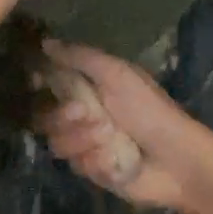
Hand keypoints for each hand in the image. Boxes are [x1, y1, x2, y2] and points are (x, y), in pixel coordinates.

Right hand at [39, 41, 202, 208]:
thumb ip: (79, 57)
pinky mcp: (94, 171)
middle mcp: (82, 115)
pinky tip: (116, 160)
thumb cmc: (148, 109)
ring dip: (82, 139)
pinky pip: (78, 165)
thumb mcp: (116, 73)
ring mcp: (86, 144)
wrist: (176, 159)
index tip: (36, 83)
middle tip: (84, 113)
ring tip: (108, 138)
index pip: (50, 84)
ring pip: (59, 143)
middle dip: (63, 117)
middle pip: (46, 117)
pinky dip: (97, 161)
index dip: (40, 85)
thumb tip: (45, 42)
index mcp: (88, 88)